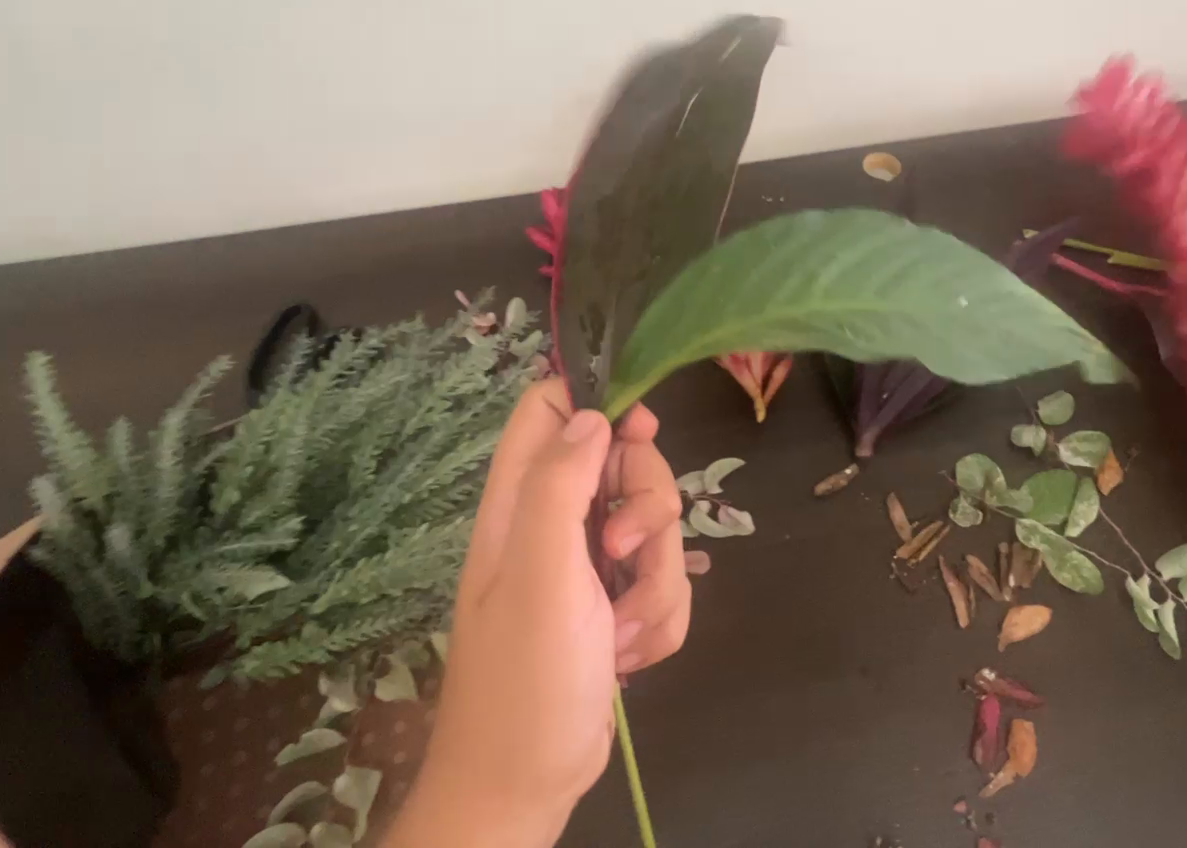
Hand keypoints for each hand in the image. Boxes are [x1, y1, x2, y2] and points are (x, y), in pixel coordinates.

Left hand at [385, 379, 689, 847]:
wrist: (529, 781)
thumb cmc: (526, 677)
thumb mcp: (540, 571)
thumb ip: (558, 484)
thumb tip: (592, 415)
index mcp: (521, 497)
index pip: (550, 407)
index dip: (600, 405)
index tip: (642, 434)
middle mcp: (556, 519)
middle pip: (626, 464)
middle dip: (648, 513)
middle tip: (623, 554)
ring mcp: (590, 562)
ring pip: (657, 529)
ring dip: (655, 583)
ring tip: (619, 634)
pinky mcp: (616, 602)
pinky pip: (664, 580)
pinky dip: (658, 618)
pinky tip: (627, 657)